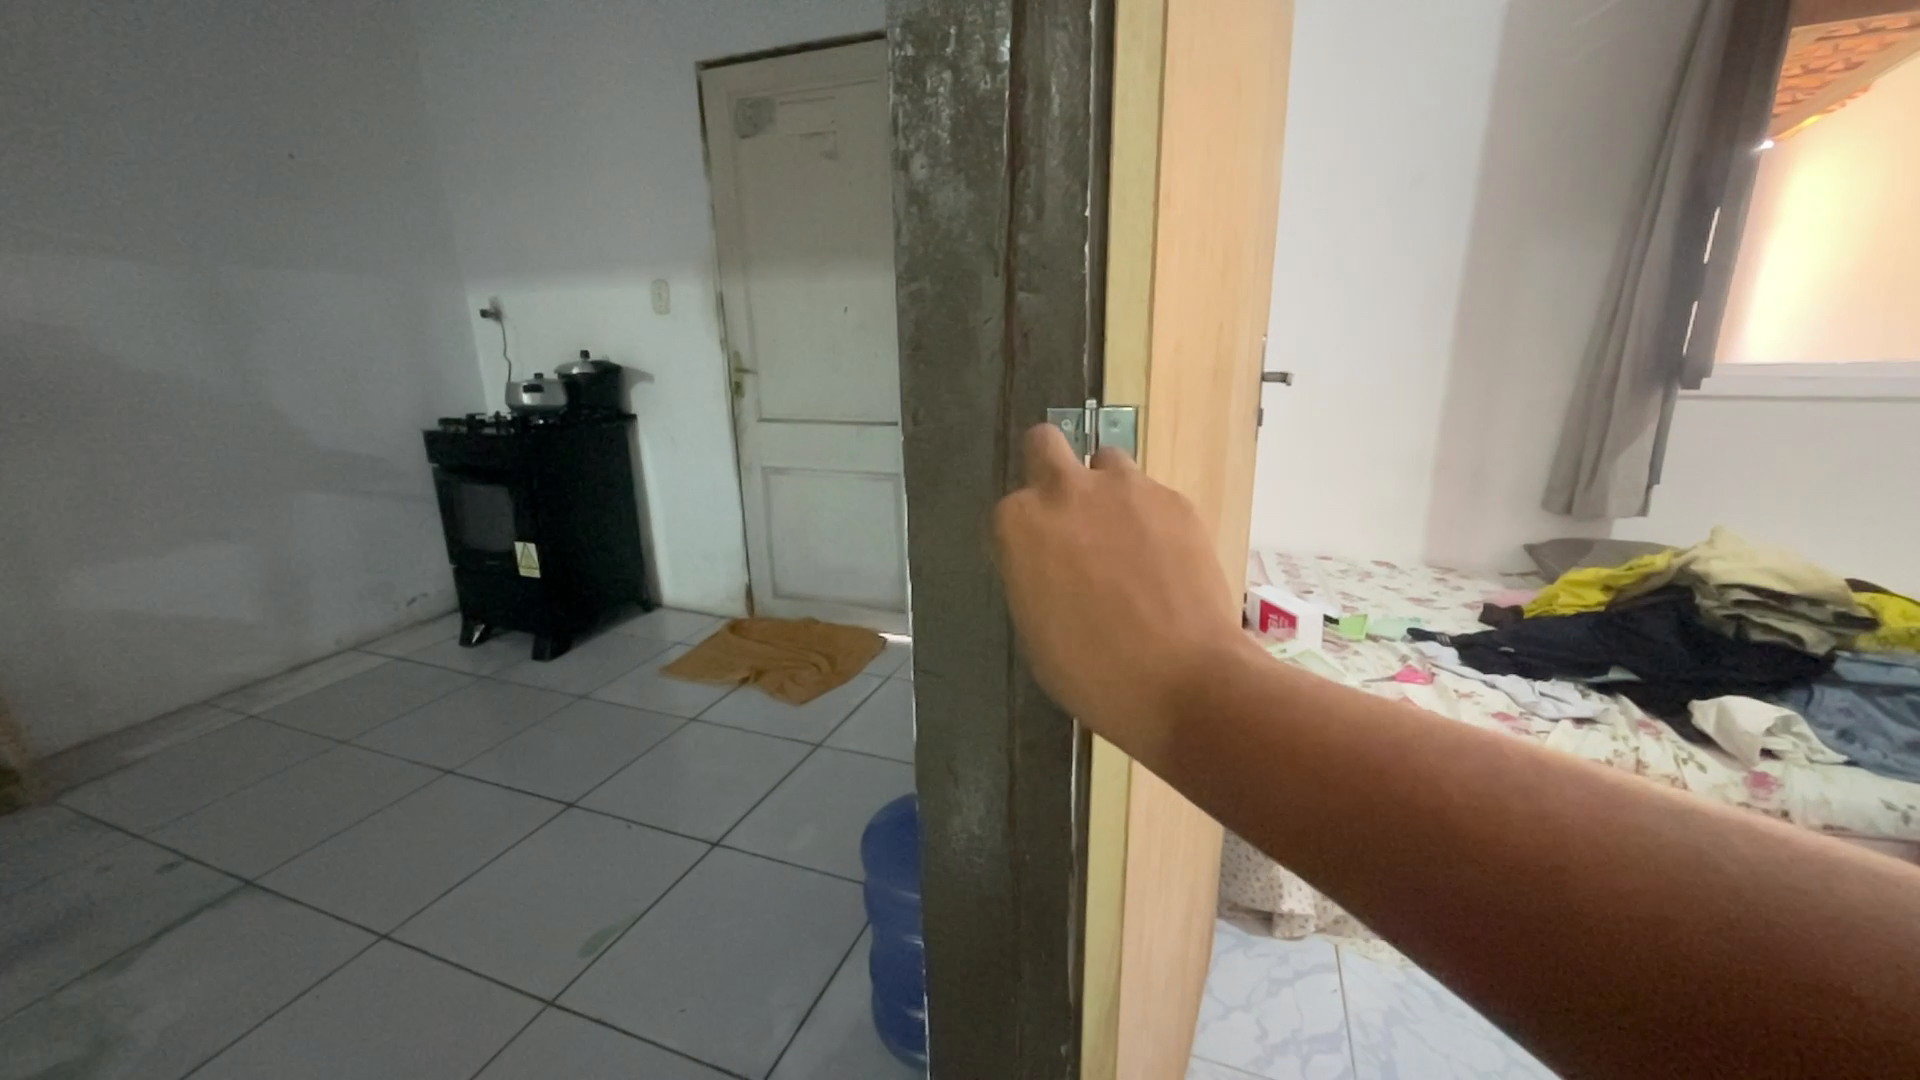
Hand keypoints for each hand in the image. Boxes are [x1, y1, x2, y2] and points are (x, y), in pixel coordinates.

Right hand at [991, 424, 1254, 764]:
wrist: (1181, 679)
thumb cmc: (1090, 670)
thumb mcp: (1034, 626)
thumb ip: (1032, 573)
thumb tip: (1049, 560)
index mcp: (1019, 524)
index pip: (1009, 509)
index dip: (1024, 535)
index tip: (1040, 562)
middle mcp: (1066, 490)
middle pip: (1044, 443)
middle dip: (1050, 468)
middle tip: (1070, 516)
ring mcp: (1125, 488)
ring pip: (1106, 462)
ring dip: (1107, 491)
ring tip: (1126, 541)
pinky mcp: (1175, 499)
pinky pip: (1152, 495)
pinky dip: (1152, 519)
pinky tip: (1167, 563)